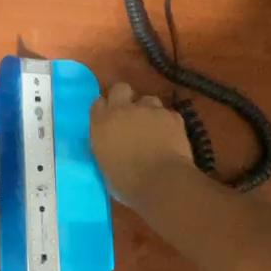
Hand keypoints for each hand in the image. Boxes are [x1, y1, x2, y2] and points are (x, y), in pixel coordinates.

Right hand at [89, 81, 193, 203]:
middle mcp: (124, 110)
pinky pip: (168, 113)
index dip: (104, 110)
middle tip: (128, 115)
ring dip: (148, 109)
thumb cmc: (127, 182)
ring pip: (148, 99)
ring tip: (152, 126)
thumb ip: (105, 147)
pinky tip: (170, 136)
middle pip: (120, 88)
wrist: (162, 182)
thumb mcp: (104, 165)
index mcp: (102, 123)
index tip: (108, 121)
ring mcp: (150, 110)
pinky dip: (167, 122)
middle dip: (124, 97)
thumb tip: (110, 145)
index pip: (98, 103)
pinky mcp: (172, 116)